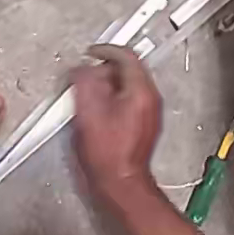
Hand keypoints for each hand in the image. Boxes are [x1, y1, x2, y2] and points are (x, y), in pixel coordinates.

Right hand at [72, 44, 162, 200]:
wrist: (121, 183)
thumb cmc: (107, 155)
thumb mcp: (87, 113)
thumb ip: (84, 83)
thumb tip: (82, 68)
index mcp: (141, 91)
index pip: (127, 56)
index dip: (105, 50)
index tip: (90, 54)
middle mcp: (151, 99)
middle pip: (130, 69)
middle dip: (105, 69)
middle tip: (86, 76)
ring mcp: (150, 112)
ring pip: (129, 85)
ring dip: (108, 84)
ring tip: (88, 95)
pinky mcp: (145, 123)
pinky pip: (130, 100)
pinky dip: (114, 98)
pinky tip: (98, 110)